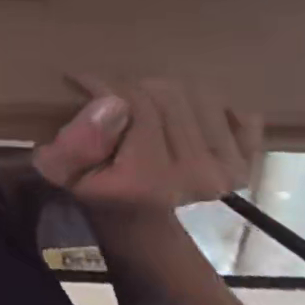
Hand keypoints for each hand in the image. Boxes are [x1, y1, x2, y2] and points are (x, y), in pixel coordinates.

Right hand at [32, 76, 262, 223]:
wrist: (135, 222)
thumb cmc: (92, 190)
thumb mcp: (60, 171)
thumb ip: (74, 142)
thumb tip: (112, 104)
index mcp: (150, 179)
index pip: (135, 102)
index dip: (105, 83)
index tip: (83, 82)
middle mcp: (196, 176)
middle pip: (168, 94)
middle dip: (134, 85)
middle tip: (112, 94)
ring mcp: (225, 173)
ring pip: (200, 94)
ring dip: (168, 91)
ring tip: (143, 104)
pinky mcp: (243, 168)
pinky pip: (241, 117)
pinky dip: (219, 109)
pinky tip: (190, 116)